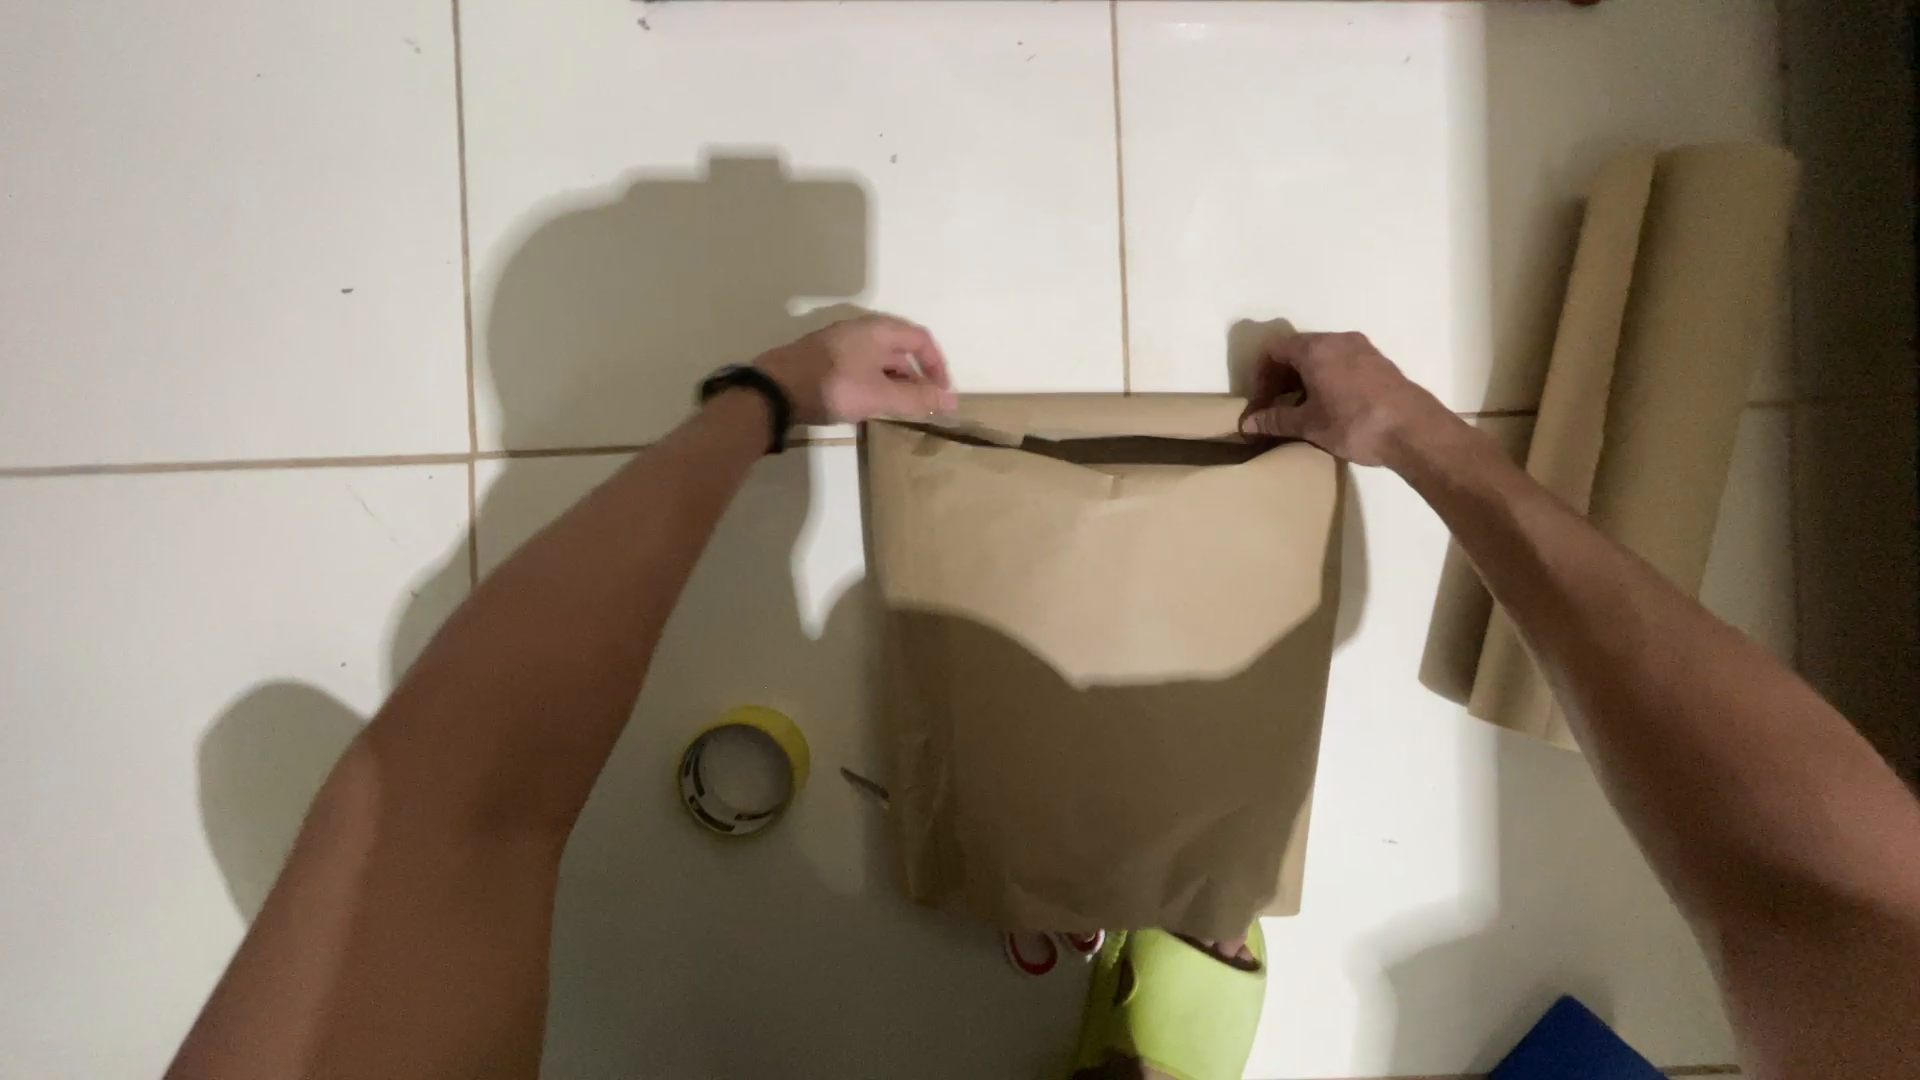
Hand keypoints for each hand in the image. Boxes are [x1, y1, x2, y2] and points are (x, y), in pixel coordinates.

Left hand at [751, 315, 956, 424]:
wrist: (776, 390)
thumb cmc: (834, 387)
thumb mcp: (880, 396)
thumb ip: (917, 398)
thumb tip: (953, 401)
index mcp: (878, 330)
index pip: (920, 339)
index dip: (937, 364)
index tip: (942, 391)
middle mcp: (860, 330)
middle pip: (899, 349)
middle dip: (916, 376)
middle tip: (922, 404)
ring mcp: (840, 343)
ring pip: (878, 360)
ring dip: (895, 382)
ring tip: (898, 408)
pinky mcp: (824, 359)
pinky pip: (860, 367)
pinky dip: (874, 383)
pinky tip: (869, 404)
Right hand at [1239, 331, 1461, 466]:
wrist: (1414, 431)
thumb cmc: (1353, 424)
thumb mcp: (1308, 425)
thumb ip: (1275, 420)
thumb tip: (1247, 424)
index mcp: (1316, 350)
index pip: (1275, 350)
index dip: (1260, 375)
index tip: (1261, 402)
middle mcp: (1338, 340)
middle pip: (1297, 350)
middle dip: (1280, 377)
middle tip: (1275, 406)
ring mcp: (1362, 348)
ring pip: (1320, 356)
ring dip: (1303, 379)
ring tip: (1300, 409)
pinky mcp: (1378, 362)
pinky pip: (1340, 362)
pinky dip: (1325, 378)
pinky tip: (1328, 406)